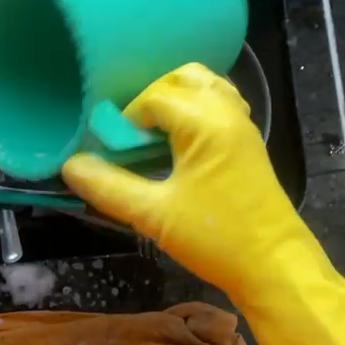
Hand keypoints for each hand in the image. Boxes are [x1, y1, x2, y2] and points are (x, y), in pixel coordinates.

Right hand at [61, 63, 305, 308]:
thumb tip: (69, 165)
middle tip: (130, 137)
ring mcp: (242, 127)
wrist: (275, 266)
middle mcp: (227, 113)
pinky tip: (175, 148)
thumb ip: (108, 187)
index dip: (124, 120)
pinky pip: (218, 108)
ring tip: (150, 139)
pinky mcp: (246, 145)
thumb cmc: (215, 238)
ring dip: (173, 104)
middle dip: (149, 100)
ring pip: (204, 89)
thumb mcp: (153, 215)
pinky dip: (193, 114)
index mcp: (205, 122)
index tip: (111, 152)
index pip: (153, 97)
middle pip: (182, 79)